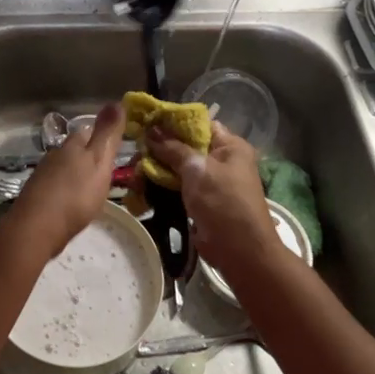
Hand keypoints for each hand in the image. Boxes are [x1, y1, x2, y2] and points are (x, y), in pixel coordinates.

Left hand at [13, 102, 123, 252]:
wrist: (37, 228)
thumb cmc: (75, 194)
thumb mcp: (99, 161)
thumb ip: (107, 134)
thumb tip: (116, 101)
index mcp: (72, 146)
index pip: (87, 131)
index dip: (100, 134)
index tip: (113, 142)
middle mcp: (55, 156)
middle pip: (73, 149)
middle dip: (87, 155)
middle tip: (105, 167)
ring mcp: (43, 177)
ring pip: (63, 168)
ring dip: (76, 174)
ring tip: (91, 186)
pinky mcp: (37, 198)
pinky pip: (56, 187)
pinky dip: (66, 191)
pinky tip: (72, 203)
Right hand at [147, 122, 279, 273]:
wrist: (240, 250)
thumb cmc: (223, 202)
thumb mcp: (197, 170)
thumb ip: (173, 148)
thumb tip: (151, 129)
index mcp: (230, 146)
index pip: (199, 124)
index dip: (173, 122)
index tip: (146, 123)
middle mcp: (223, 160)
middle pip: (187, 146)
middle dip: (161, 148)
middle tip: (135, 149)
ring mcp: (212, 182)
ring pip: (180, 168)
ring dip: (158, 168)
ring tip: (134, 169)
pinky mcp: (202, 202)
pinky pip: (180, 186)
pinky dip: (163, 185)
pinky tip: (141, 185)